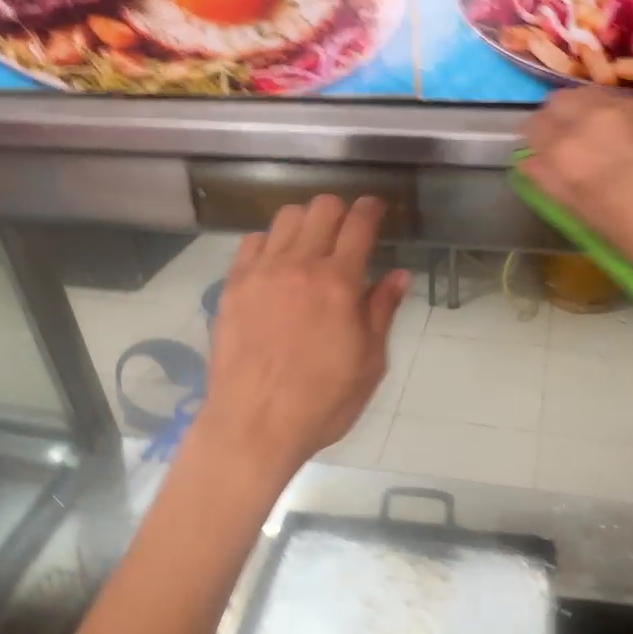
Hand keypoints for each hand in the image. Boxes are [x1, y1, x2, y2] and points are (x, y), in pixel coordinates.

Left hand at [195, 196, 408, 482]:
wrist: (254, 425)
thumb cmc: (321, 402)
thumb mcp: (368, 363)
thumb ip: (382, 312)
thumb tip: (399, 275)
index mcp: (338, 283)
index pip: (359, 225)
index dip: (372, 209)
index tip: (376, 208)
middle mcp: (299, 266)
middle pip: (321, 209)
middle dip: (341, 211)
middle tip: (348, 231)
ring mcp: (260, 273)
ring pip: (285, 218)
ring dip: (306, 222)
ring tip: (312, 245)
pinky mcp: (233, 287)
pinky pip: (252, 242)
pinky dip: (271, 242)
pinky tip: (277, 264)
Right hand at [522, 87, 632, 282]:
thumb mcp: (586, 216)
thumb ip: (551, 182)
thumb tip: (529, 161)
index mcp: (567, 152)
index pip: (533, 127)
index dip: (536, 142)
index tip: (544, 156)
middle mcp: (593, 119)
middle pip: (559, 101)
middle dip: (557, 119)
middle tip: (570, 145)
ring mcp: (630, 107)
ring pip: (591, 94)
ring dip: (586, 112)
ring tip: (601, 140)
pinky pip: (623, 101)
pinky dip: (617, 114)